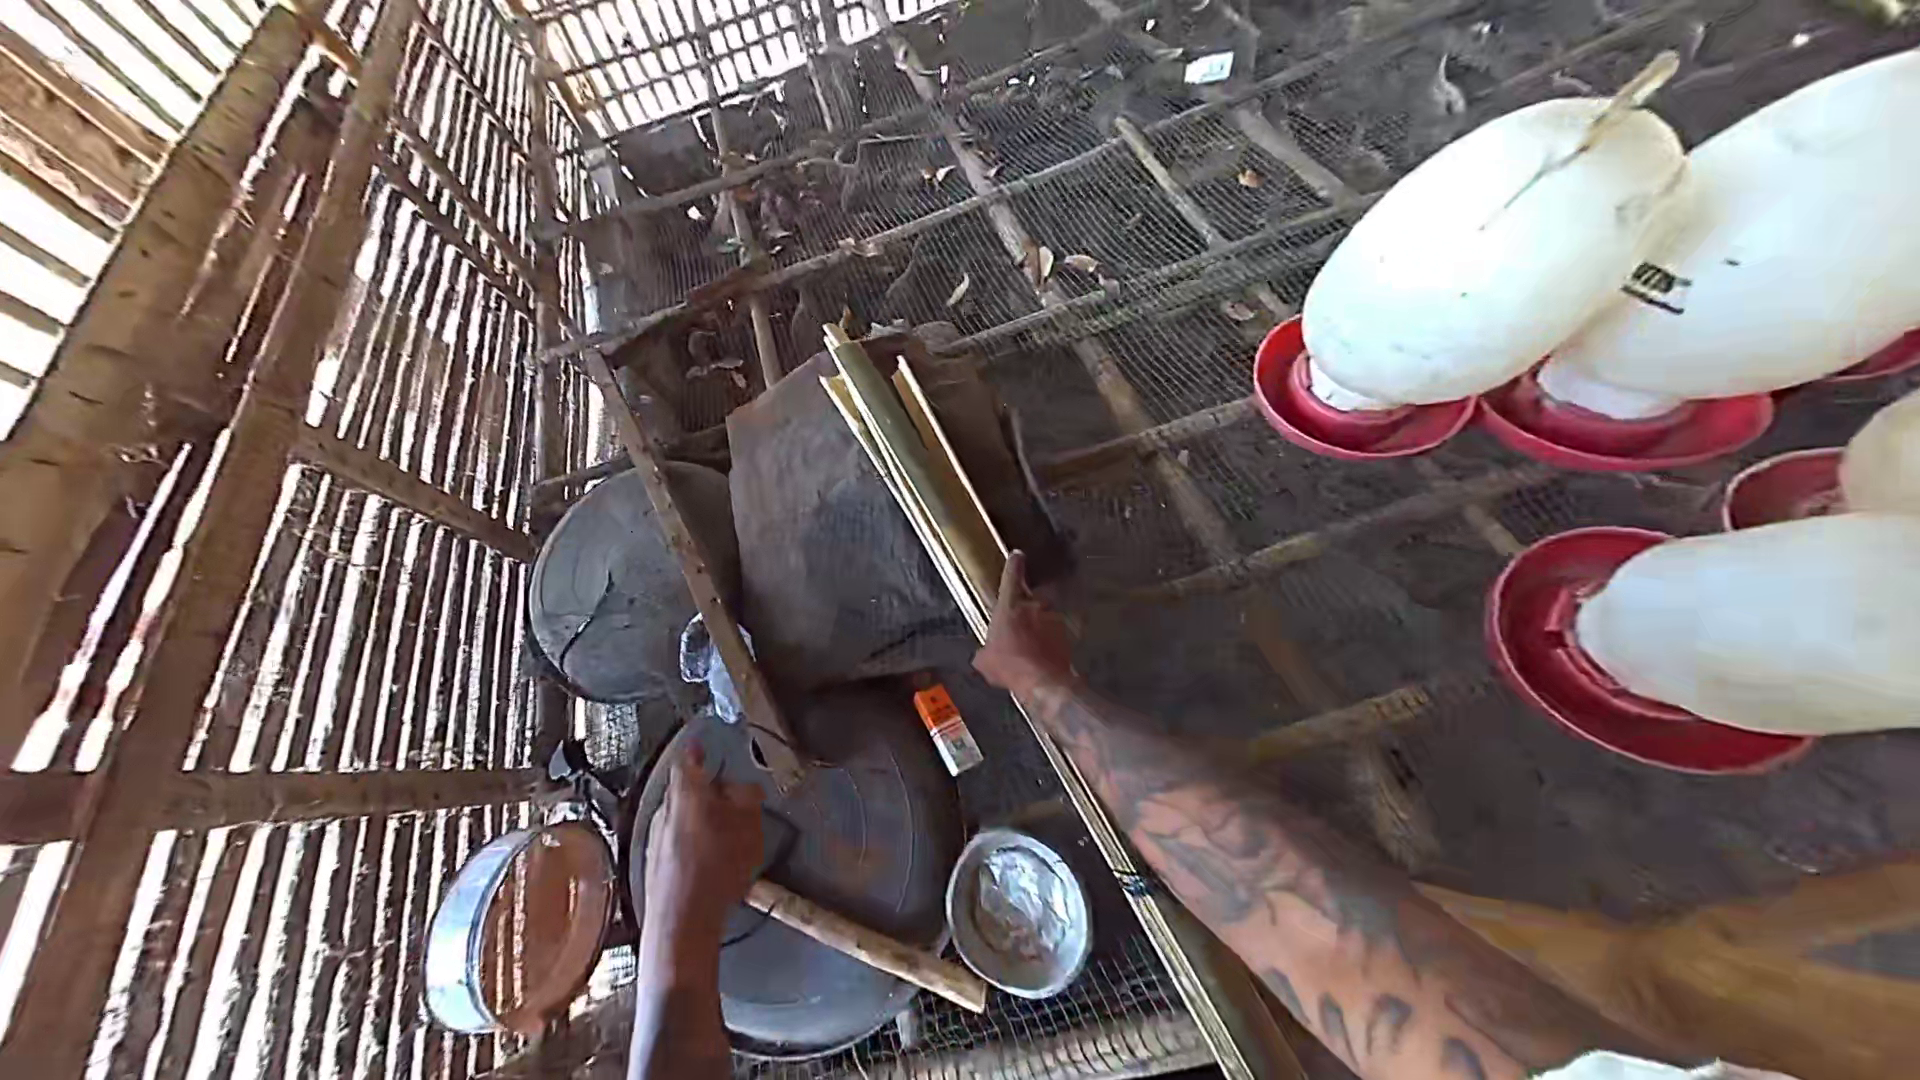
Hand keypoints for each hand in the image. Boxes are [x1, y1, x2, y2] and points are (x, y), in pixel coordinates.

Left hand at [643, 742, 763, 937]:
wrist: (680, 924)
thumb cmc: (718, 867)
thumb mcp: (749, 826)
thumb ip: (748, 799)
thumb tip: (742, 788)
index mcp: (687, 793)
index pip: (689, 758)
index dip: (698, 748)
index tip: (703, 742)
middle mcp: (664, 809)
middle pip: (685, 787)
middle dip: (707, 788)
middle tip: (731, 795)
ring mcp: (654, 838)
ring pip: (680, 813)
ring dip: (699, 815)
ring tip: (725, 830)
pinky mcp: (653, 863)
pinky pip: (675, 837)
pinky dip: (691, 838)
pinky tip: (709, 858)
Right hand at [973, 551, 1077, 699]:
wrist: (1043, 681)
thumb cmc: (1010, 666)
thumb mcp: (985, 661)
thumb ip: (984, 652)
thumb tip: (981, 656)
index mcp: (1009, 607)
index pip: (1011, 577)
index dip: (1013, 564)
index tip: (1017, 555)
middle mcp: (1033, 607)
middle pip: (1030, 601)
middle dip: (1026, 614)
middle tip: (1019, 633)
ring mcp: (1052, 619)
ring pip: (1045, 619)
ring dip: (1040, 630)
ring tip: (1032, 650)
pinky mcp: (1067, 633)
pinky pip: (1056, 634)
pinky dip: (1052, 642)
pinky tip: (1044, 658)